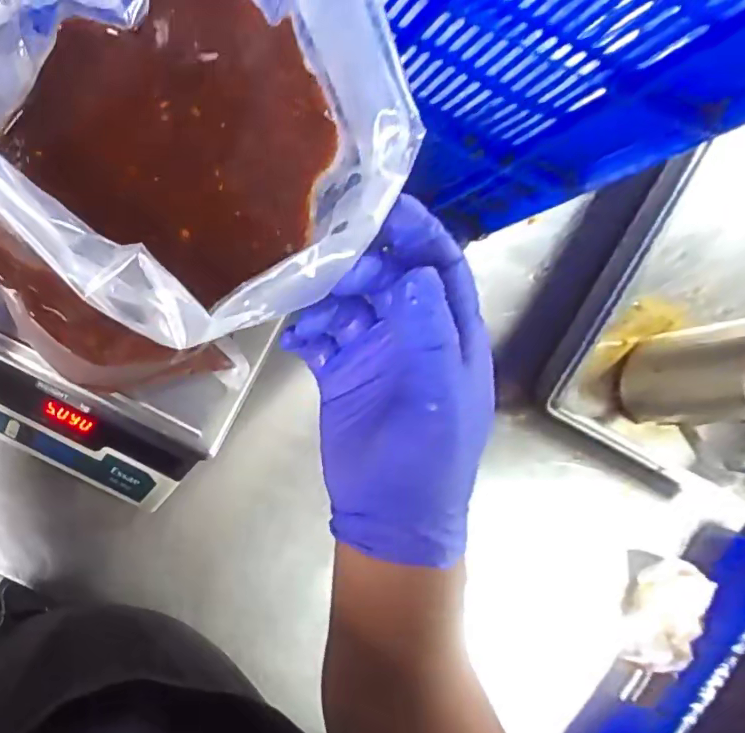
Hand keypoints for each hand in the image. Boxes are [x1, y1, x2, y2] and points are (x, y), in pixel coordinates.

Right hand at [281, 195, 493, 567]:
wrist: (388, 515)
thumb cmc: (424, 461)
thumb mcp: (435, 396)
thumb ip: (427, 334)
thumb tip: (414, 272)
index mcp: (449, 334)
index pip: (438, 266)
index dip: (417, 233)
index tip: (385, 206)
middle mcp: (412, 336)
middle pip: (387, 279)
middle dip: (359, 264)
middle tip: (324, 261)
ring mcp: (374, 356)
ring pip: (351, 306)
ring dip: (327, 298)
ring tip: (302, 300)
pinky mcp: (342, 378)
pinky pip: (323, 341)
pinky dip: (308, 333)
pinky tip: (295, 337)